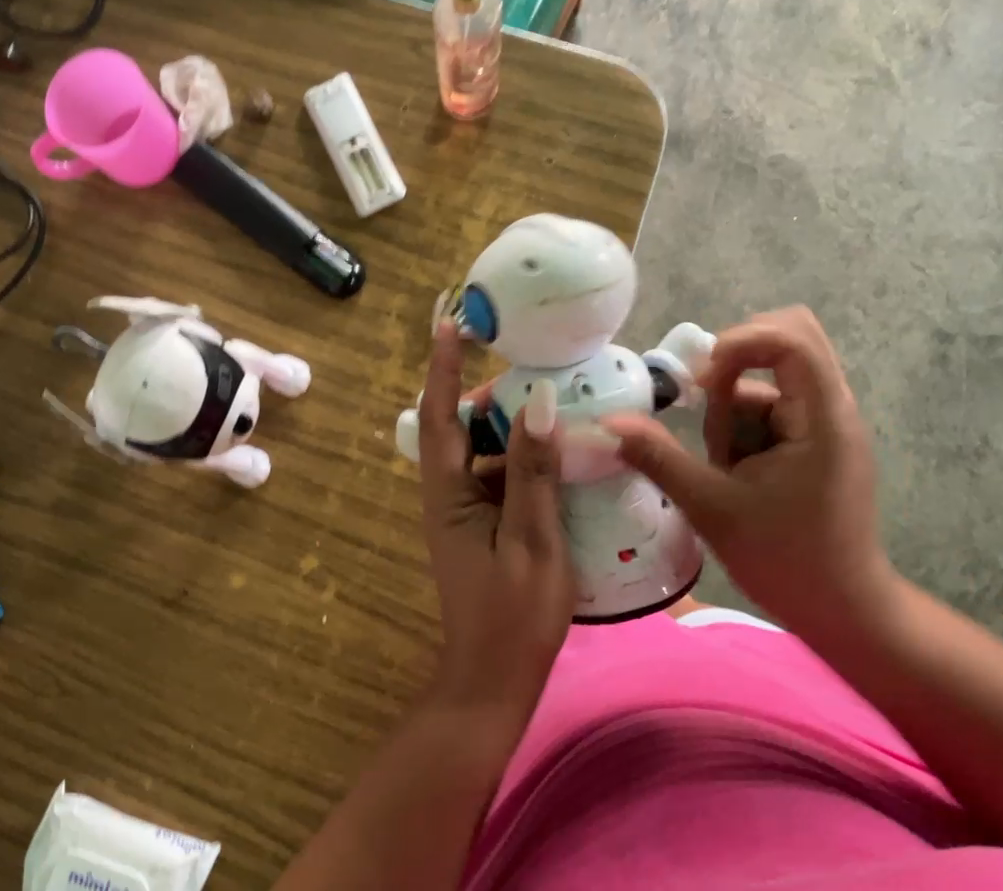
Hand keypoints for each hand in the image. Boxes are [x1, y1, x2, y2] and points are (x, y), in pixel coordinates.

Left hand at [416, 322, 573, 721]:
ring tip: (556, 401)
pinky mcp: (484, 528)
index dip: (444, 369)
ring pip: (484, 453)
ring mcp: (465, 513)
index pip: (439, 417)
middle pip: (462, 429)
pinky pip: (500, 479)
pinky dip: (525, 461)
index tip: (450, 324)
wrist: (494, 679)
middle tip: (534, 365)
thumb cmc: (513, 614)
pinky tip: (562, 455)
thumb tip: (540, 402)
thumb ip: (533, 471)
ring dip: (512, 427)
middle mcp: (447, 496)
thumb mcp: (532, 539)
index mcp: (447, 494)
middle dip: (490, 394)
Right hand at [602, 307, 896, 635]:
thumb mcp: (710, 506)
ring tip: (722, 470)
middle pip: (787, 343)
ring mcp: (825, 427)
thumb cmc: (784, 559)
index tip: (702, 379)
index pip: (791, 339)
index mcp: (822, 419)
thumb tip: (607, 421)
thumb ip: (658, 457)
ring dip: (731, 413)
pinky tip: (732, 476)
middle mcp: (831, 411)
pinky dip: (740, 433)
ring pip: (767, 383)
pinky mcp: (814, 444)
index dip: (740, 342)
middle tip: (700, 403)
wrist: (841, 610)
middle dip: (733, 366)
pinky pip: (769, 412)